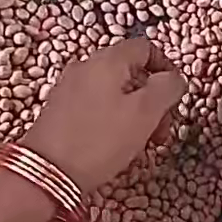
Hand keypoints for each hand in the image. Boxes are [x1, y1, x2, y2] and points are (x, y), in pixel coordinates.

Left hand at [21, 37, 187, 191]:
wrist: (46, 173)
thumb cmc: (100, 140)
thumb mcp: (145, 112)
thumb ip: (167, 88)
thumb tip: (175, 78)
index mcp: (108, 60)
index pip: (146, 48)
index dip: (167, 69)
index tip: (176, 96)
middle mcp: (86, 67)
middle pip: (131, 71)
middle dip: (153, 98)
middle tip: (162, 129)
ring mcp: (69, 88)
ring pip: (115, 91)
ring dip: (136, 112)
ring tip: (142, 142)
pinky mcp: (60, 111)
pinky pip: (97, 106)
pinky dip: (114, 119)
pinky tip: (116, 145)